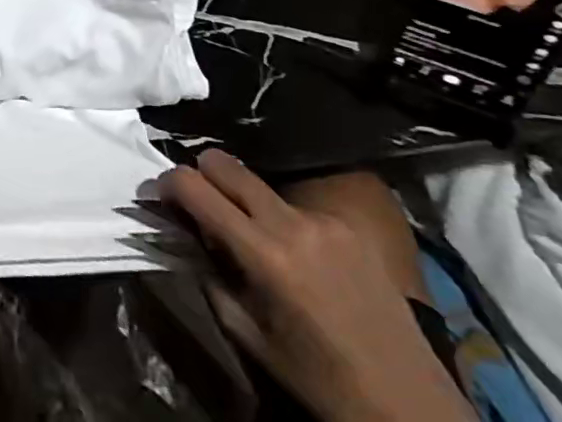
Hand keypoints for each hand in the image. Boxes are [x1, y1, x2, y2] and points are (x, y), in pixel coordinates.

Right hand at [160, 150, 472, 421]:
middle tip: (192, 201)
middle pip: (227, 164)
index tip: (156, 195)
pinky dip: (277, 217)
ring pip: (260, 183)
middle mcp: (293, 222)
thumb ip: (208, 276)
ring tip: (244, 233)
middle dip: (199, 173)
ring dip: (240, 197)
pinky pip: (295, 205)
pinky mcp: (348, 225)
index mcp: (265, 254)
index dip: (167, 183)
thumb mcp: (247, 335)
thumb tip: (182, 236)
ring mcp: (325, 218)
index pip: (198, 189)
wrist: (405, 400)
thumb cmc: (316, 377)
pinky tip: (290, 251)